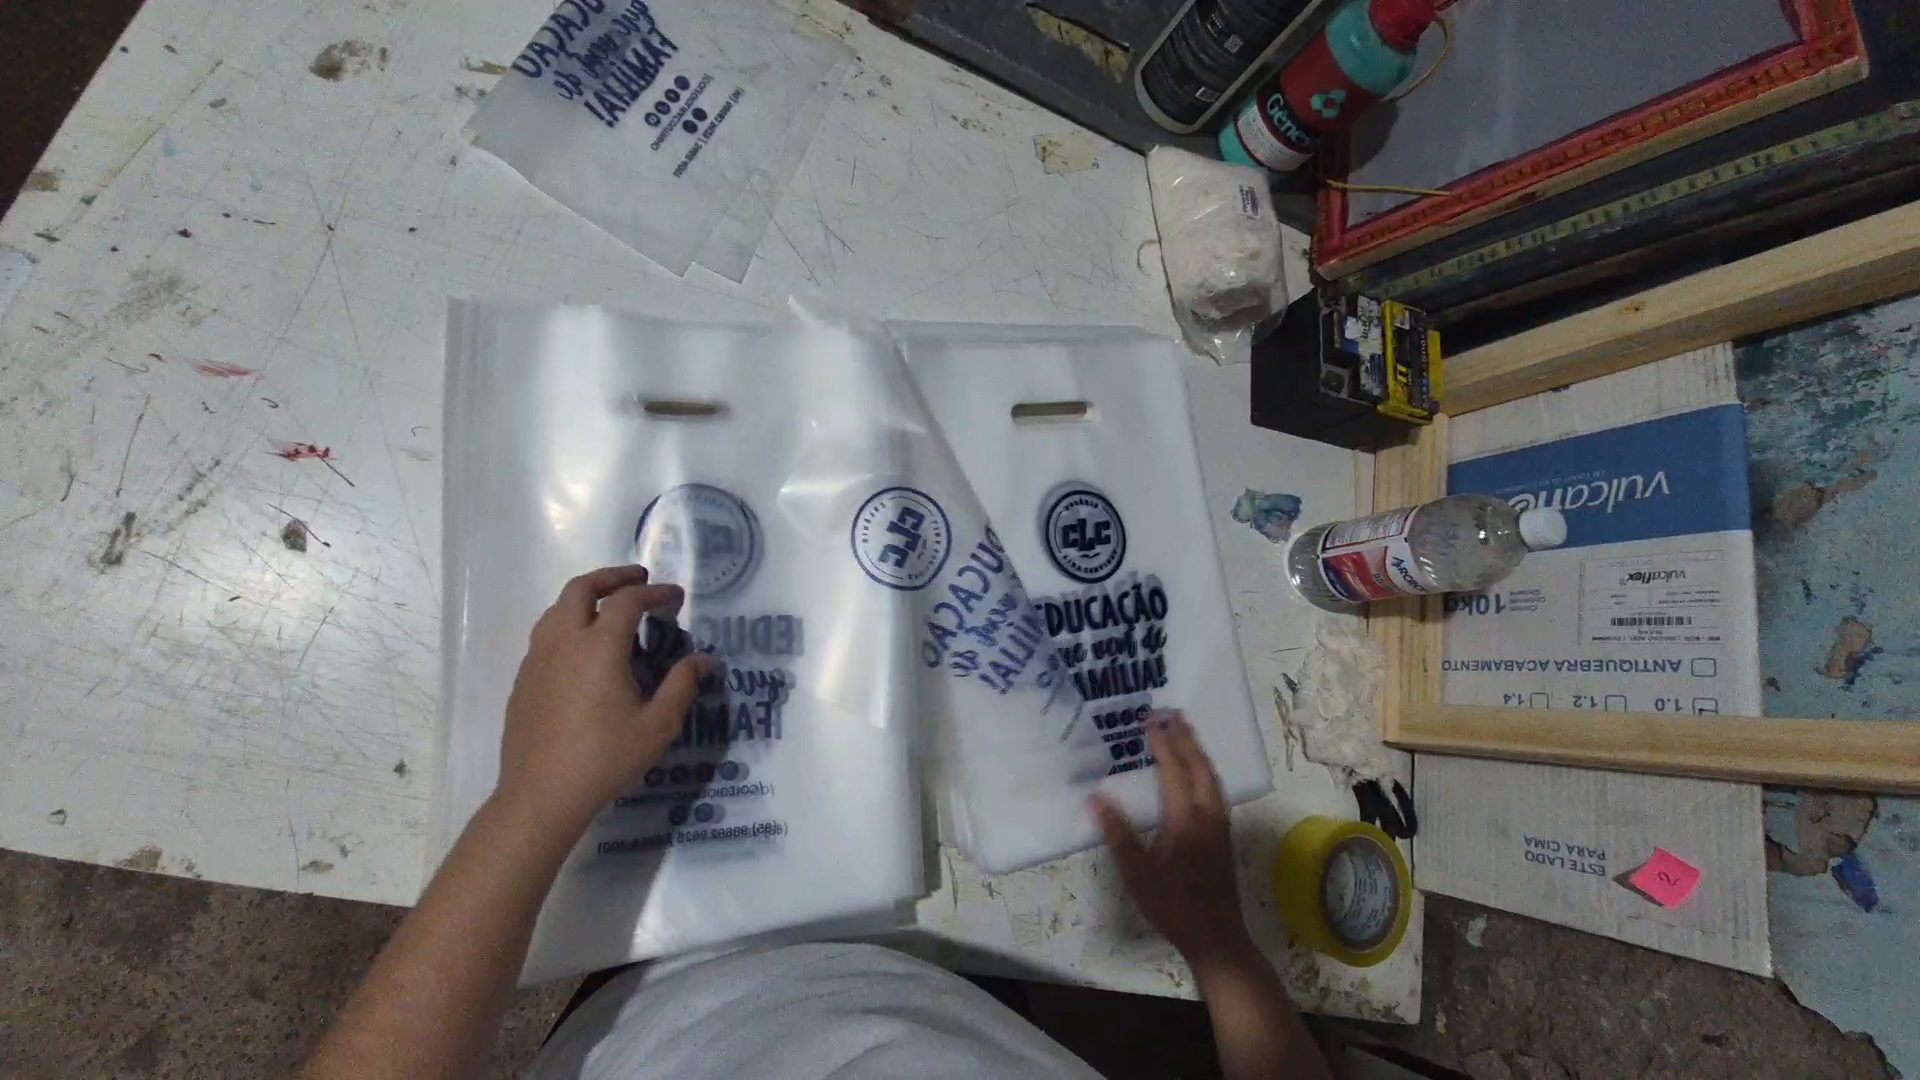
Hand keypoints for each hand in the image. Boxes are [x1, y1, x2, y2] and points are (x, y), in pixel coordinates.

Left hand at [495, 564, 710, 836]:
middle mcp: (563, 642)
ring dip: (586, 598)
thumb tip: (704, 660)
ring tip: (611, 608)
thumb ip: (682, 685)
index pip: (627, 600)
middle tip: (638, 578)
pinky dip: (569, 623)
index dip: (655, 592)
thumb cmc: (605, 757)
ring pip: (557, 608)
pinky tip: (586, 650)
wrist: (541, 795)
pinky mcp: (524, 679)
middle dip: (613, 577)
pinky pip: (546, 634)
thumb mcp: (658, 725)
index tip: (676, 597)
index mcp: (598, 647)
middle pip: (581, 588)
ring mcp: (537, 659)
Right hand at [1092, 712, 1252, 973]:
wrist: (1217, 938)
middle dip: (1186, 738)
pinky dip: (1204, 769)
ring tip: (1185, 731)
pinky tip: (1197, 771)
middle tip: (1171, 713)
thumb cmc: (1173, 906)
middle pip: (1200, 767)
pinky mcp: (1224, 836)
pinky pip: (1215, 789)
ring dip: (1198, 751)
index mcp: (1185, 821)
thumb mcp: (1138, 875)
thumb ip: (1119, 835)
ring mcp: (1220, 826)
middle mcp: (1208, 816)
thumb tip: (1096, 796)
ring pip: (1212, 777)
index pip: (1174, 772)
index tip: (1150, 720)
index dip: (1162, 745)